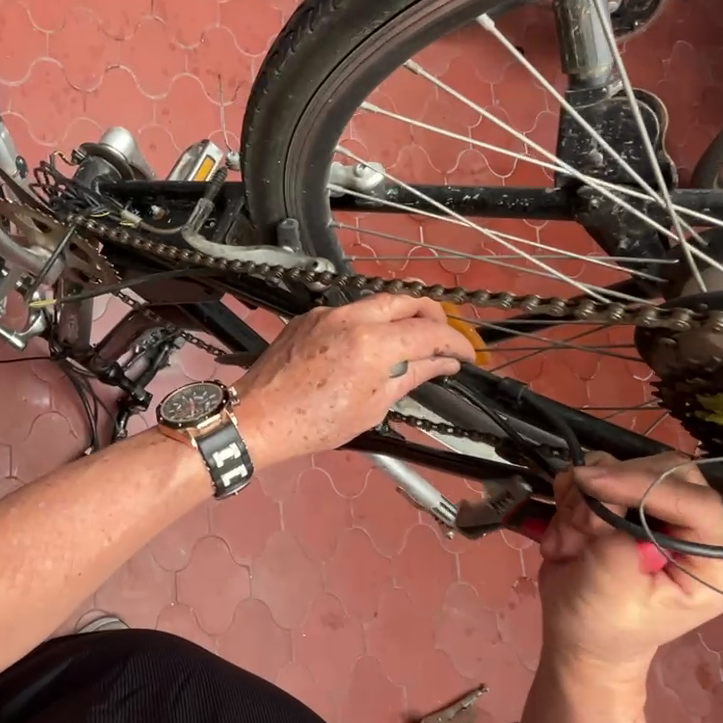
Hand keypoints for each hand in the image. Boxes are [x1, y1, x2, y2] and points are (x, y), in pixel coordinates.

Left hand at [233, 294, 473, 465]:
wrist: (258, 418)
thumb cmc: (314, 423)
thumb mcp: (373, 406)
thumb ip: (412, 377)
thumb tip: (442, 363)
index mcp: (372, 343)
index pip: (430, 332)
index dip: (455, 343)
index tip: (465, 356)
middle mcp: (350, 318)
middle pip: (406, 300)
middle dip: (432, 316)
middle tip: (442, 340)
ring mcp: (325, 313)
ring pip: (376, 302)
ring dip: (399, 317)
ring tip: (408, 344)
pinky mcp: (307, 317)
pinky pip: (348, 312)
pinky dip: (367, 322)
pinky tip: (369, 346)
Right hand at [537, 453, 722, 680]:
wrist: (577, 637)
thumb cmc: (601, 626)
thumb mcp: (612, 591)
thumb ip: (618, 540)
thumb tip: (602, 489)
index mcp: (712, 563)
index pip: (697, 503)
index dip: (646, 485)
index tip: (591, 483)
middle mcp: (693, 534)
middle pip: (665, 473)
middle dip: (613, 490)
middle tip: (582, 527)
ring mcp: (658, 516)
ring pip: (625, 468)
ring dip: (586, 497)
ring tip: (572, 540)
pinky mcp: (624, 507)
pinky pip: (597, 475)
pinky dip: (573, 495)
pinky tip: (569, 531)